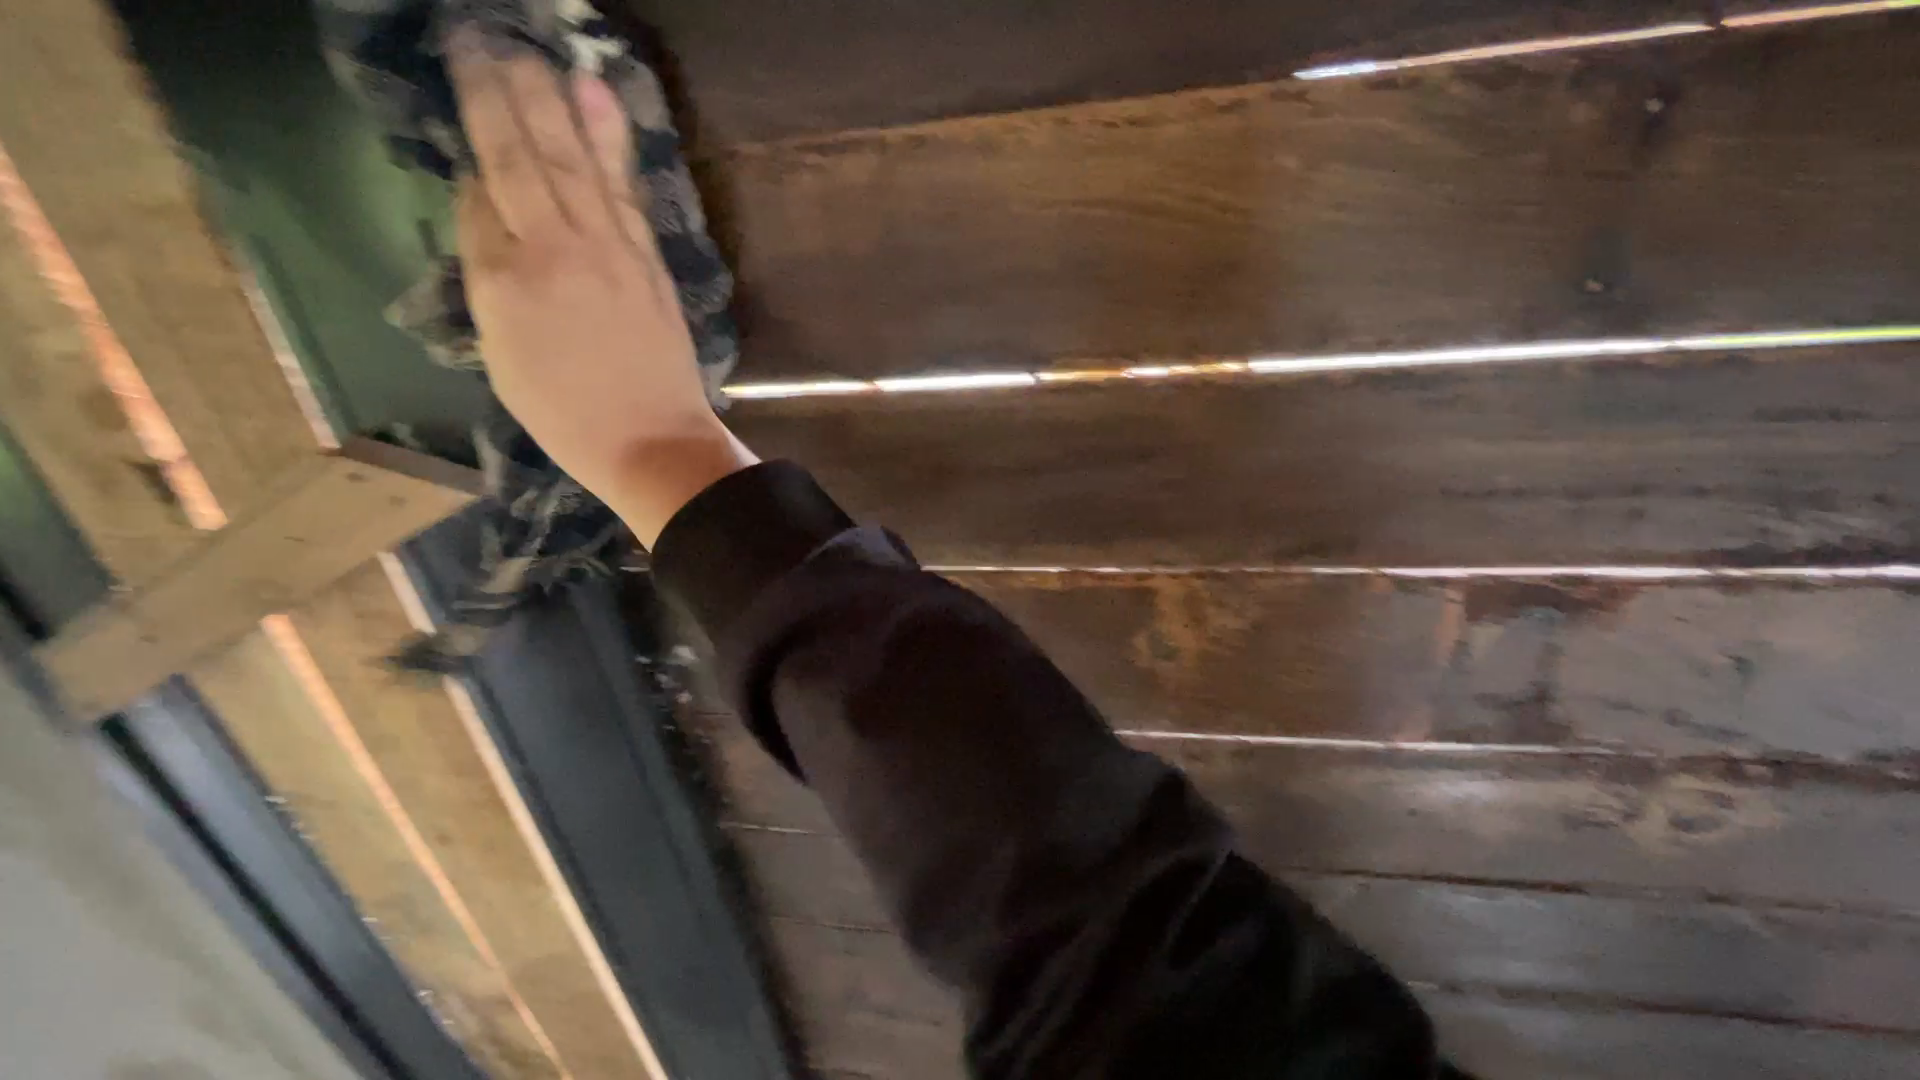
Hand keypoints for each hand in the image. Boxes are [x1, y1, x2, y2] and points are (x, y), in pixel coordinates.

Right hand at [448, 36, 752, 544]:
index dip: (471, 161)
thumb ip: (491, 285)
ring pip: (567, 157)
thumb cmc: (568, 418)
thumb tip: (488, 223)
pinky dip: (608, 135)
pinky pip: (620, 183)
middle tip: (475, 40)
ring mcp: (605, 248)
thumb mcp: (503, 359)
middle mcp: (549, 251)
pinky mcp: (646, 255)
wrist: (652, 441)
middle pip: (515, 158)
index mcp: (500, 285)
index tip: (468, 124)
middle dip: (492, 94)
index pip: (477, 203)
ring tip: (523, 47)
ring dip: (544, 95)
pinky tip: (594, 91)